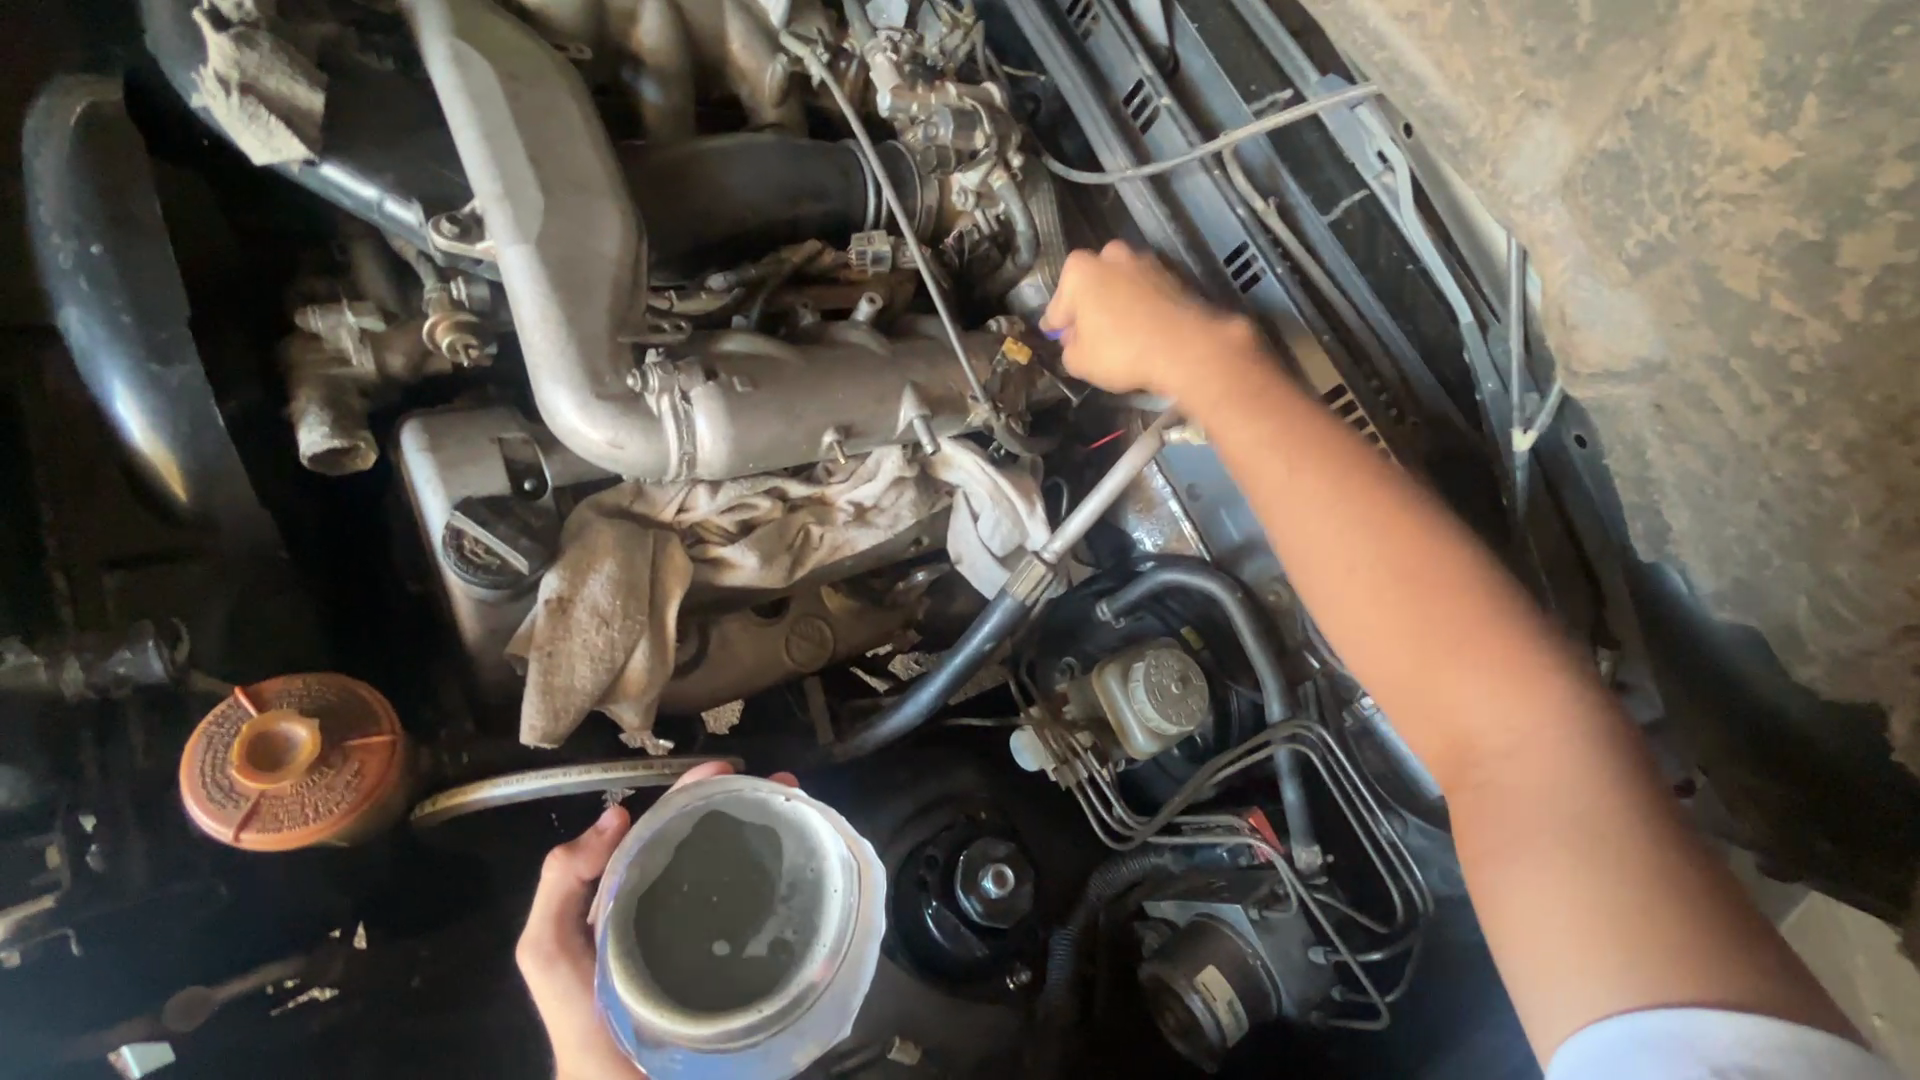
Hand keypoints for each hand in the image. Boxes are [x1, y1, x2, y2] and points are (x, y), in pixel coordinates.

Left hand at [516, 761, 796, 1079]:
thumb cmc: (588, 1022)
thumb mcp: (549, 951)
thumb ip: (560, 884)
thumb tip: (615, 814)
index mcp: (636, 893)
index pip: (667, 828)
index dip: (694, 793)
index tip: (728, 770)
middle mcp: (679, 905)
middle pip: (717, 841)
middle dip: (749, 804)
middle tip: (784, 784)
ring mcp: (718, 936)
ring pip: (752, 870)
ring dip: (779, 834)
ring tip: (804, 809)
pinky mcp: (750, 968)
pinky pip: (776, 918)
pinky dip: (799, 888)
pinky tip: (819, 868)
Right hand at [1040, 240, 1255, 397]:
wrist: (1185, 347)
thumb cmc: (1122, 351)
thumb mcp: (1079, 362)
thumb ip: (1069, 349)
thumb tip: (1076, 341)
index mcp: (1078, 271)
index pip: (1057, 306)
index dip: (1058, 328)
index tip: (1062, 341)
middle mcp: (1110, 256)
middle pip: (1089, 287)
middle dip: (1088, 308)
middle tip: (1091, 337)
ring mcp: (1143, 262)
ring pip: (1118, 286)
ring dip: (1115, 305)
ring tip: (1120, 335)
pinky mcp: (1171, 275)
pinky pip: (1143, 293)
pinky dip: (1140, 307)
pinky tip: (1143, 331)